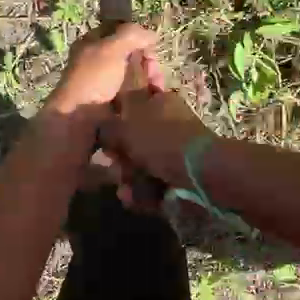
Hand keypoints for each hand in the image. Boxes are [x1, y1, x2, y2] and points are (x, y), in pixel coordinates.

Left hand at [44, 23, 157, 118]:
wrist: (79, 121)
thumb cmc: (94, 79)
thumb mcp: (111, 48)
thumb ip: (132, 35)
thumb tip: (151, 35)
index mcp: (91, 44)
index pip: (119, 31)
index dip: (137, 36)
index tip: (151, 46)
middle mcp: (97, 61)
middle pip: (130, 54)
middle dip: (146, 60)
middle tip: (154, 71)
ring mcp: (104, 83)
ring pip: (134, 74)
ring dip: (148, 78)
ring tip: (157, 87)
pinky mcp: (112, 104)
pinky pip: (134, 93)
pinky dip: (145, 94)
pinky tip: (154, 97)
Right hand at [101, 51, 210, 191]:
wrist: (200, 174)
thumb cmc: (160, 140)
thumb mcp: (125, 128)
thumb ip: (107, 126)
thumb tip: (98, 127)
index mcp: (158, 101)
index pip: (129, 102)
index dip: (112, 118)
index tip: (102, 135)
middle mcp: (167, 122)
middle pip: (133, 138)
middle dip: (120, 157)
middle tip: (114, 167)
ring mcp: (174, 149)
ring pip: (141, 163)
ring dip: (130, 178)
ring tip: (126, 191)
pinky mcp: (179, 173)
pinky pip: (153, 182)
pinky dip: (143, 192)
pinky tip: (135, 199)